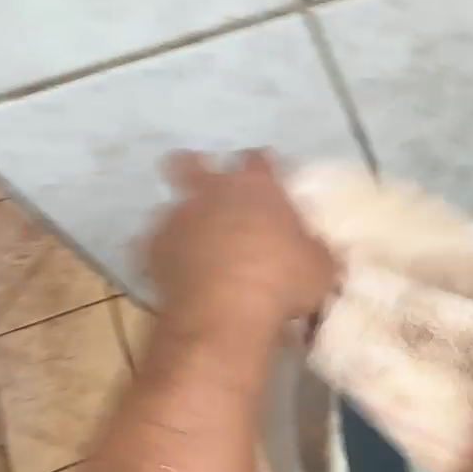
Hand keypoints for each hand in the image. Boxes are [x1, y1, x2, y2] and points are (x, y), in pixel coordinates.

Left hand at [146, 149, 342, 337]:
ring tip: (199, 244)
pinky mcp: (151, 248)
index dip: (264, 167)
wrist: (226, 311)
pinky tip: (182, 272)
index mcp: (256, 188)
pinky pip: (155, 246)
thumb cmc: (283, 281)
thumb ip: (314, 248)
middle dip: (197, 170)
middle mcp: (211, 192)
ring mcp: (176, 218)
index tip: (271, 181)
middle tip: (211, 191)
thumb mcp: (321, 266)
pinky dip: (168, 255)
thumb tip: (316, 248)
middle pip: (190, 163)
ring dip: (185, 220)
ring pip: (170, 206)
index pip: (259, 160)